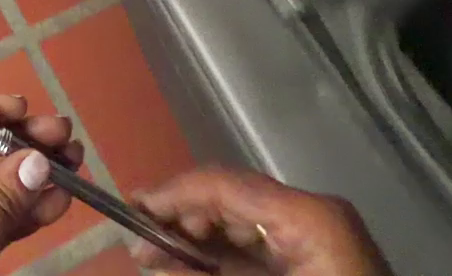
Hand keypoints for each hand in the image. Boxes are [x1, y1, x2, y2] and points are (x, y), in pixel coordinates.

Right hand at [131, 169, 391, 275]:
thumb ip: (207, 272)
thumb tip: (147, 253)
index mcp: (309, 215)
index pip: (224, 184)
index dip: (172, 194)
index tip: (132, 209)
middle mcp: (314, 212)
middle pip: (230, 197)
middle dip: (181, 217)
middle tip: (139, 242)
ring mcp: (319, 235)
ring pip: (241, 219)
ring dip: (198, 236)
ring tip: (157, 255)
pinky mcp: (318, 256)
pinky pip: (259, 245)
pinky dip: (224, 254)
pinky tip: (193, 263)